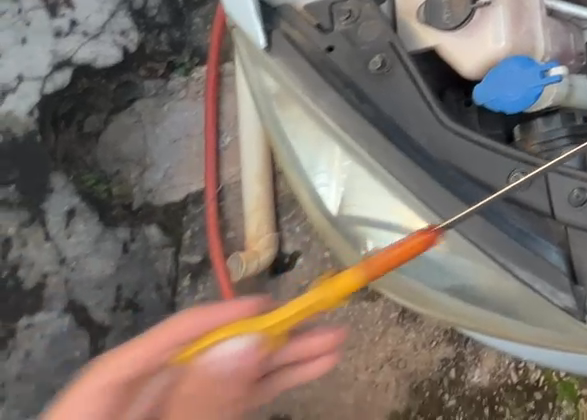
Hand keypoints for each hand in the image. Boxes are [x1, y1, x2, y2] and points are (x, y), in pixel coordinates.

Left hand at [42, 297, 347, 419]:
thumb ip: (198, 404)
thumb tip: (246, 340)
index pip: (130, 360)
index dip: (194, 326)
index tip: (259, 305)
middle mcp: (123, 415)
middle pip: (189, 366)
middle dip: (260, 339)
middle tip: (319, 315)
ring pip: (221, 382)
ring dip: (281, 358)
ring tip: (335, 338)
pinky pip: (231, 402)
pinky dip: (273, 384)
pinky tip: (315, 365)